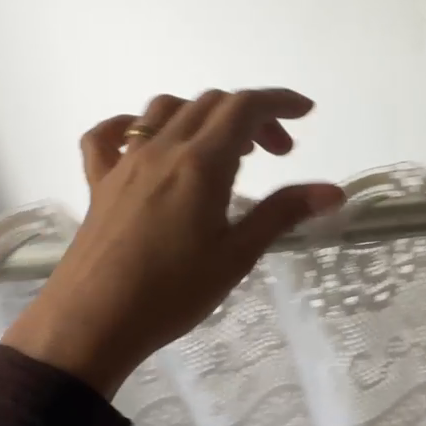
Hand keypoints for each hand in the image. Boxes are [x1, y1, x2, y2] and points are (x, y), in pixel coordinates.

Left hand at [1, 89, 345, 396]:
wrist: (92, 323)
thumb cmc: (173, 292)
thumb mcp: (238, 255)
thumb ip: (282, 213)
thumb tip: (333, 191)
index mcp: (201, 164)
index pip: (244, 108)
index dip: (279, 102)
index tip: (305, 113)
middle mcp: (161, 150)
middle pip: (211, 104)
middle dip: (252, 116)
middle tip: (277, 154)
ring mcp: (124, 162)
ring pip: (165, 110)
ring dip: (204, 116)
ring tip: (225, 151)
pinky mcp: (98, 182)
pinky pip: (109, 135)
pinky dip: (135, 126)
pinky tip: (150, 144)